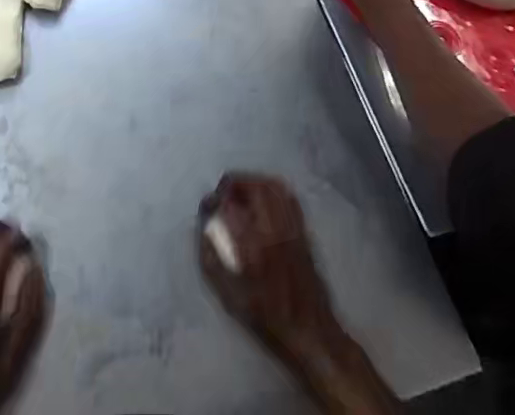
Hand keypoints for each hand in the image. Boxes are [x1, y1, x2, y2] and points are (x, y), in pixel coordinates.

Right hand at [198, 174, 342, 363]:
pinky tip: (263, 200)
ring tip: (241, 192)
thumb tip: (203, 226)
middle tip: (223, 193)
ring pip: (275, 187)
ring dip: (253, 181)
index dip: (215, 199)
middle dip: (234, 182)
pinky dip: (273, 190)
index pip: (230, 205)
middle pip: (256, 186)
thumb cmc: (265, 317)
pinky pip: (289, 199)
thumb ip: (210, 256)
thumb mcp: (227, 294)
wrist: (310, 334)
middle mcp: (275, 232)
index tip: (208, 205)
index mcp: (253, 248)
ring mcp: (293, 230)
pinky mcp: (305, 233)